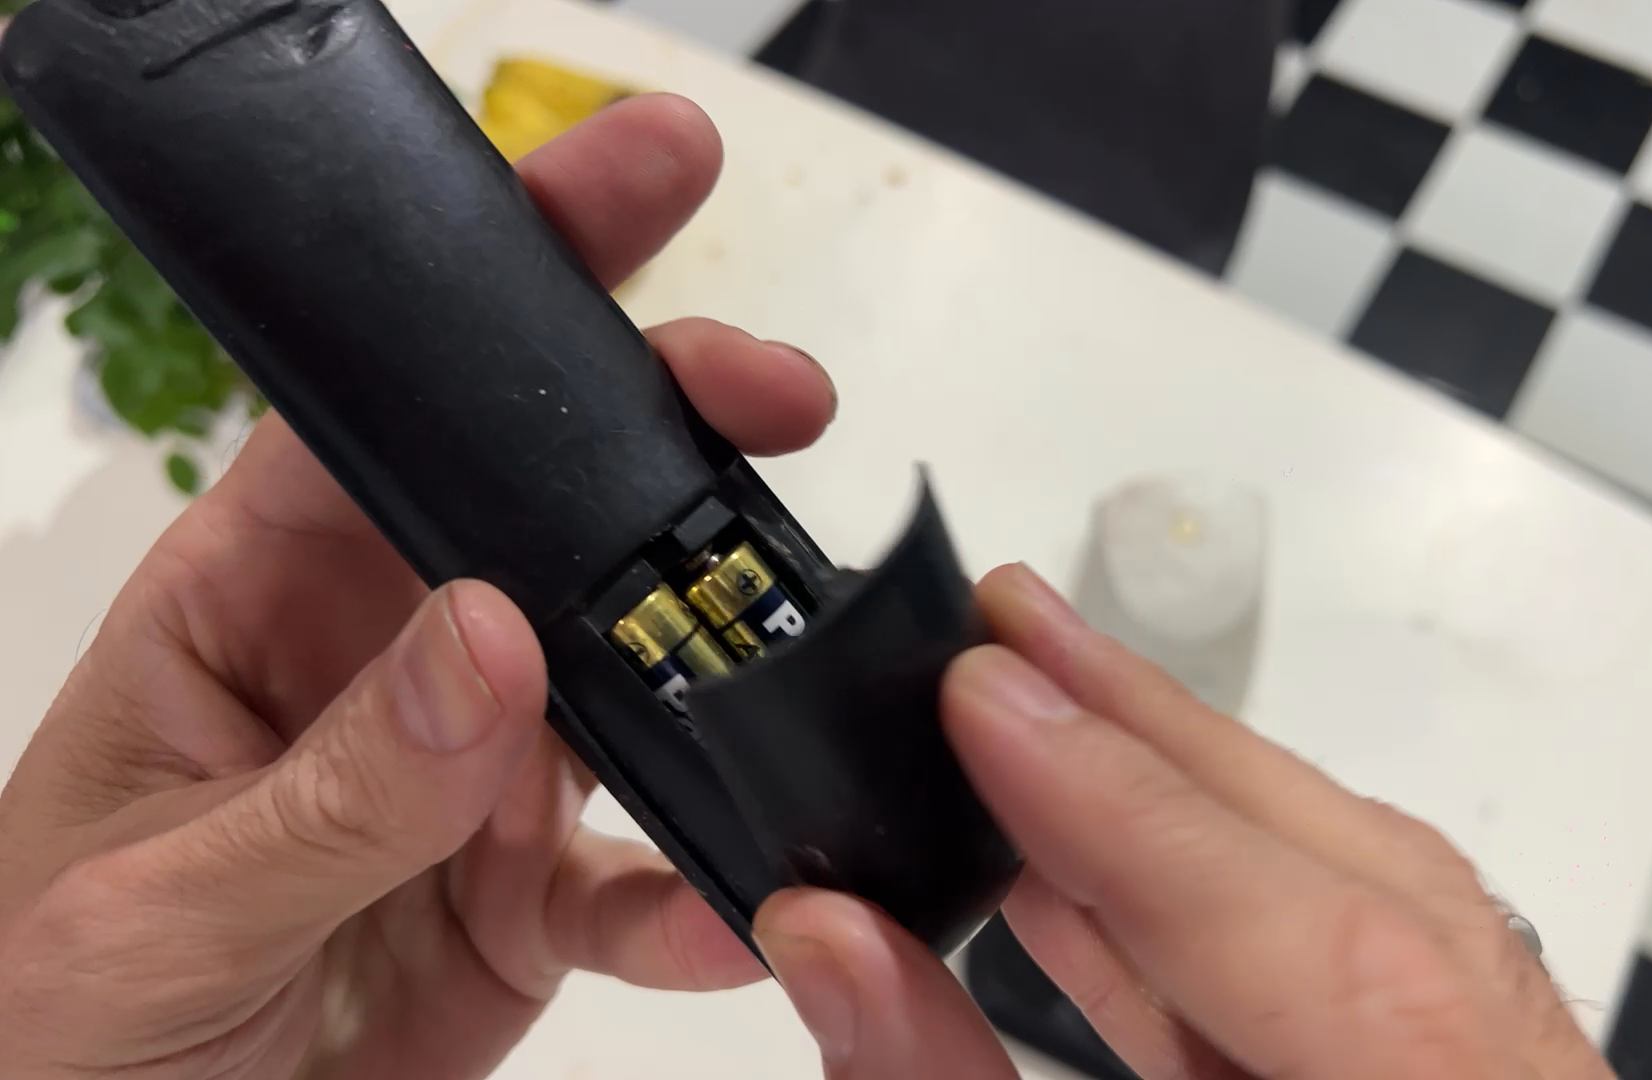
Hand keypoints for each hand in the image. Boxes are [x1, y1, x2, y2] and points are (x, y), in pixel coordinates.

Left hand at [0, 95, 836, 1079]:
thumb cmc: (43, 1044)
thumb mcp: (139, 914)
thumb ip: (333, 782)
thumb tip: (492, 644)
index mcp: (289, 596)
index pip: (410, 403)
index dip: (523, 278)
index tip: (639, 181)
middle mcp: (427, 647)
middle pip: (576, 506)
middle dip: (686, 426)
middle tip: (790, 392)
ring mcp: (512, 755)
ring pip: (652, 664)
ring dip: (735, 652)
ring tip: (811, 639)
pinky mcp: (558, 868)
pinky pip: (652, 856)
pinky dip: (694, 882)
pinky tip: (729, 906)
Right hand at [754, 566, 1616, 1079]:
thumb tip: (822, 930)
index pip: (1332, 965)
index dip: (1130, 807)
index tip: (986, 681)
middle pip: (1357, 875)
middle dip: (1152, 722)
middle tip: (1015, 619)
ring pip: (1340, 881)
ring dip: (1162, 777)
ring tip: (1032, 690)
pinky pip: (1312, 951)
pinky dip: (1180, 881)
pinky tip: (1072, 846)